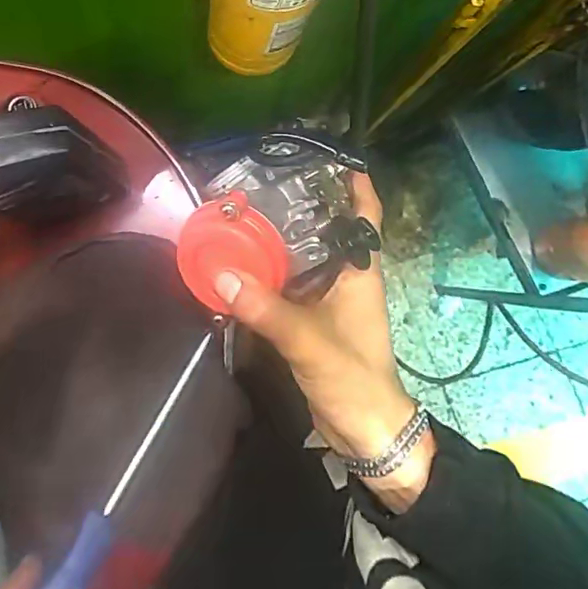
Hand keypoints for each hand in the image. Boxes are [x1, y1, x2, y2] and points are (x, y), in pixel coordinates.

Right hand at [212, 173, 434, 512]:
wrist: (366, 433)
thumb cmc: (354, 379)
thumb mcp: (310, 342)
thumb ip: (267, 310)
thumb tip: (221, 273)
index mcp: (360, 270)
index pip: (365, 213)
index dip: (352, 181)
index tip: (325, 155)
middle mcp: (346, 274)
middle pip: (327, 225)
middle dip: (302, 200)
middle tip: (264, 177)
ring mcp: (328, 296)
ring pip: (305, 252)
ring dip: (281, 233)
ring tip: (247, 208)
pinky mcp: (310, 316)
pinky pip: (289, 279)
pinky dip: (269, 265)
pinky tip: (243, 256)